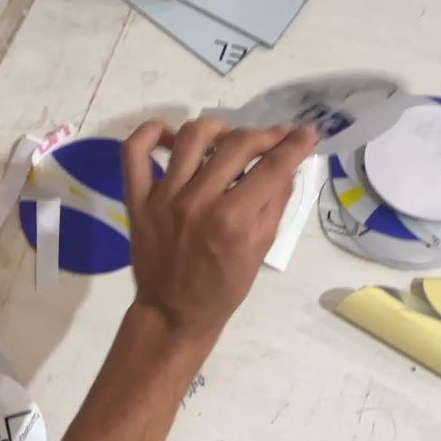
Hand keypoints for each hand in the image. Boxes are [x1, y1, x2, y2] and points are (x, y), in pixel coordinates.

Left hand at [120, 118, 317, 342]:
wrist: (174, 312)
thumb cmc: (223, 288)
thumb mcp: (260, 251)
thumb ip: (274, 205)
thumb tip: (286, 166)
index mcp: (233, 219)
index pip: (272, 167)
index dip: (295, 145)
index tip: (306, 133)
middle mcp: (198, 201)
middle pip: (237, 144)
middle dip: (264, 135)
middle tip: (273, 139)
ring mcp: (163, 197)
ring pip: (190, 137)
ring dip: (216, 128)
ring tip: (227, 138)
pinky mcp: (137, 199)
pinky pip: (134, 152)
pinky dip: (149, 133)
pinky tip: (169, 135)